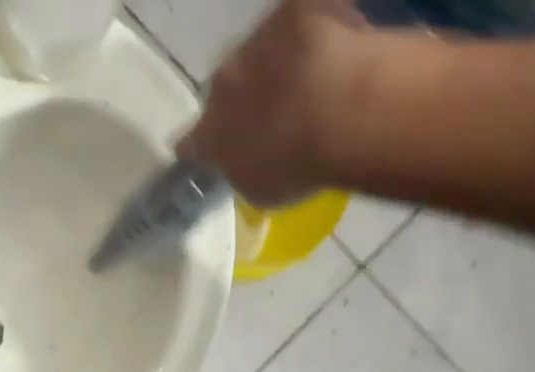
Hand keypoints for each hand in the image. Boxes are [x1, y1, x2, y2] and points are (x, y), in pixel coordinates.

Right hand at [177, 0, 381, 206]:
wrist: (343, 110)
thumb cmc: (299, 165)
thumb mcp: (264, 190)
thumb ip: (247, 172)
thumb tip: (249, 162)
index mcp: (207, 136)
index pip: (190, 144)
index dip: (205, 146)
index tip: (224, 150)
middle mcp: (220, 87)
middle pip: (225, 89)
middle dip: (245, 97)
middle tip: (278, 110)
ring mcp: (253, 46)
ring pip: (258, 53)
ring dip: (276, 62)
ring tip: (312, 76)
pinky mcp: (291, 12)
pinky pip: (298, 17)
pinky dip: (313, 26)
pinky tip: (336, 41)